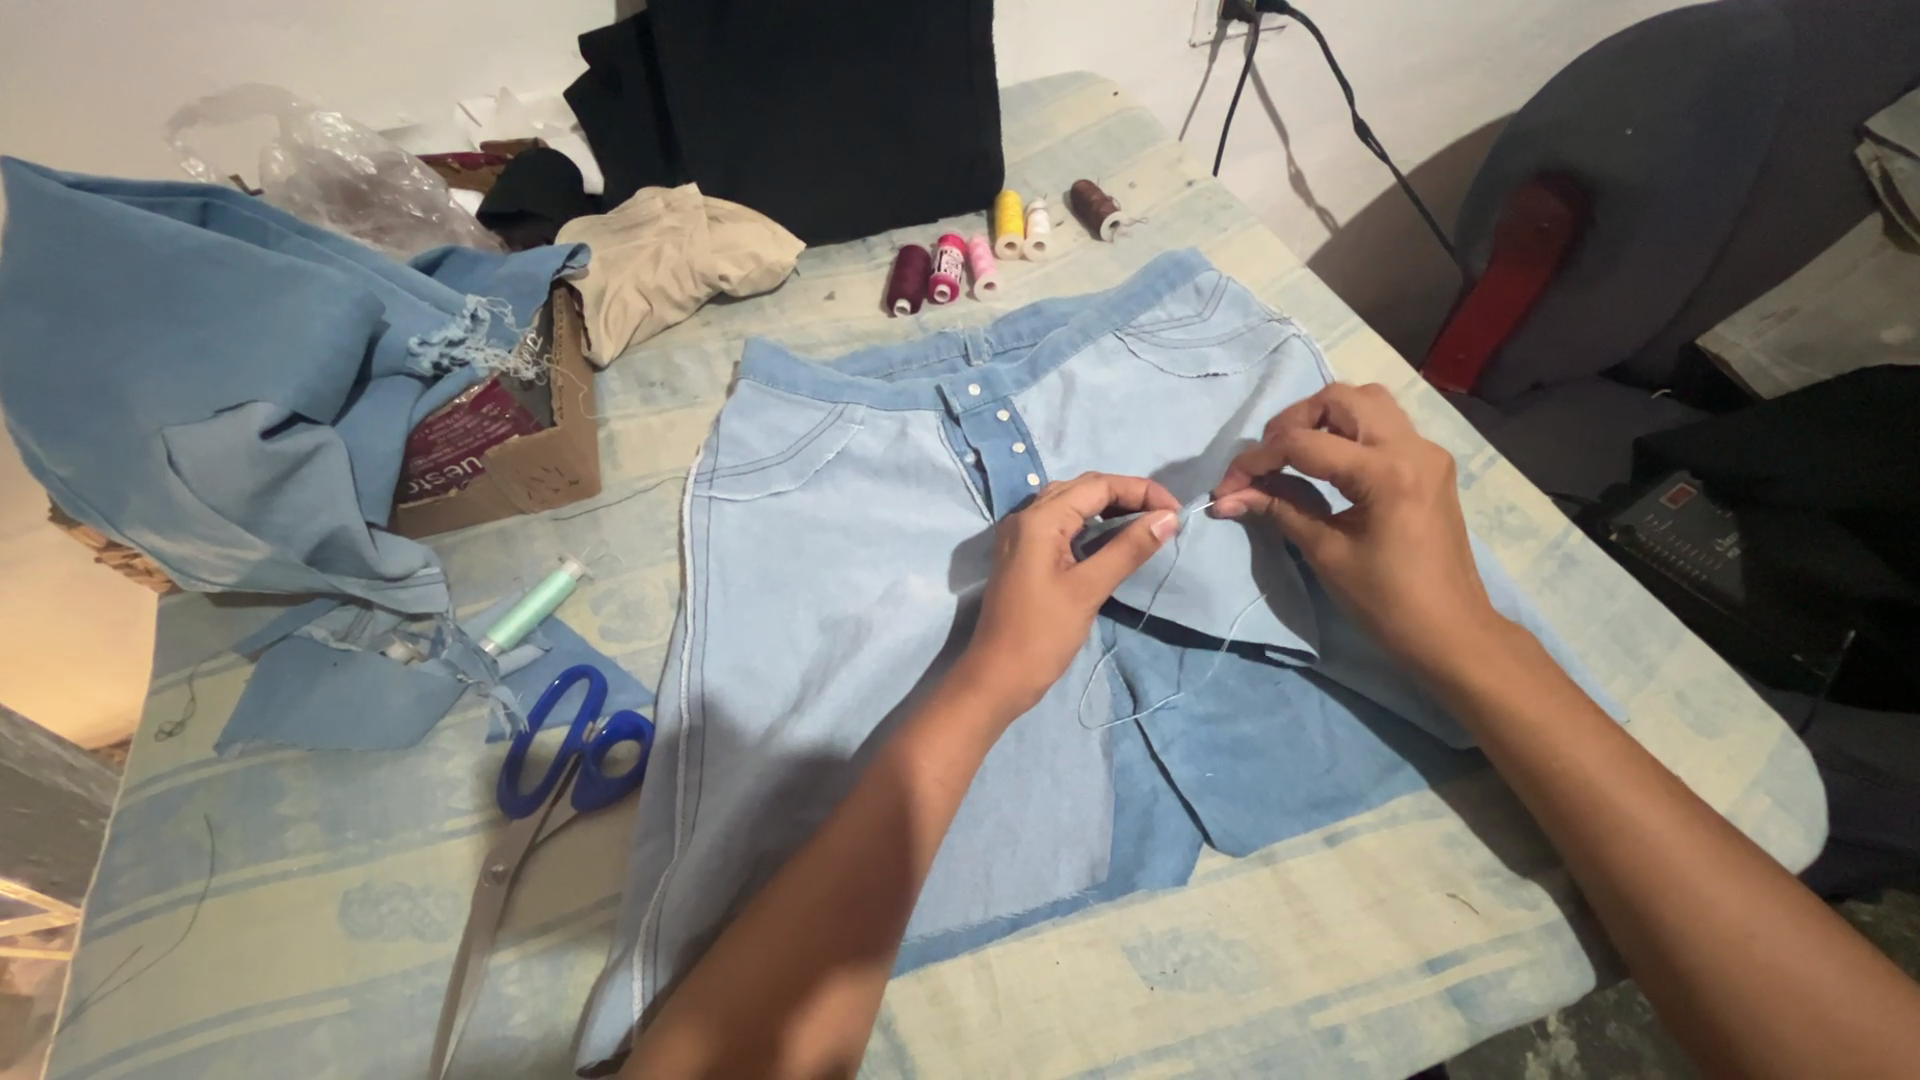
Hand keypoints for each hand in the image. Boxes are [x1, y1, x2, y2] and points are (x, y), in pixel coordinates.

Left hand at [956, 472, 1181, 716]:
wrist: (997, 675)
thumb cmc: (1042, 634)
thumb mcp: (1089, 589)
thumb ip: (1128, 549)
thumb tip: (1168, 518)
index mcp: (1039, 519)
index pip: (1097, 485)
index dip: (1140, 490)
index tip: (1175, 511)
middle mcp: (1026, 517)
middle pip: (1083, 488)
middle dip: (1126, 495)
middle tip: (1163, 517)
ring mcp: (1021, 536)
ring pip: (1070, 504)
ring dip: (1108, 508)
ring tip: (1145, 524)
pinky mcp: (1023, 554)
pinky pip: (1060, 525)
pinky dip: (1090, 525)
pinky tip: (1112, 539)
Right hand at [1210, 383, 1506, 674]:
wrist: (1450, 631)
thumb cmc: (1385, 601)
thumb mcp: (1324, 552)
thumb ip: (1278, 509)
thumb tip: (1227, 496)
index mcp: (1386, 473)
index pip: (1304, 444)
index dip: (1258, 460)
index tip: (1229, 484)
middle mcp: (1412, 448)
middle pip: (1340, 399)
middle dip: (1292, 422)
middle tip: (1265, 458)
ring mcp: (1426, 452)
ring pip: (1367, 402)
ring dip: (1322, 417)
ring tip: (1293, 453)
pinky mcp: (1429, 464)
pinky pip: (1383, 425)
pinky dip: (1347, 430)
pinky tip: (1326, 462)